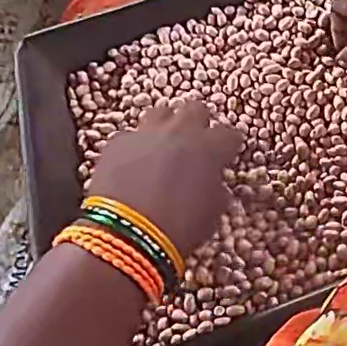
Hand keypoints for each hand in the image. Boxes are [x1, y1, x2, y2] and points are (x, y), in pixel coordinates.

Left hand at [86, 99, 241, 257]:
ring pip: (161, 113)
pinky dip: (137, 147)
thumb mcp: (211, 216)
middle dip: (199, 124)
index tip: (227, 153)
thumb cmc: (177, 229)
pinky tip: (135, 165)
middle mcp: (179, 132)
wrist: (127, 234)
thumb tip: (213, 186)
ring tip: (165, 147)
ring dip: (167, 127)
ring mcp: (145, 133)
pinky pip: (132, 135)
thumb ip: (216, 192)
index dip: (229, 145)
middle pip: (195, 110)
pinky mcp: (117, 142)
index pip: (228, 135)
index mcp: (209, 149)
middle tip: (197, 143)